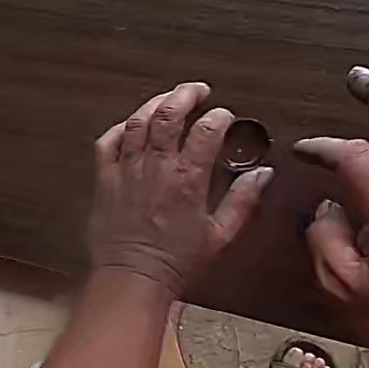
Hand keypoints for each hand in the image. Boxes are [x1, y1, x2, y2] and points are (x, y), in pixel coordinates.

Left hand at [88, 82, 273, 296]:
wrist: (133, 276)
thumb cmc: (176, 261)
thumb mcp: (221, 234)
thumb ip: (244, 200)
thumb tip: (263, 174)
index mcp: (187, 179)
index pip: (206, 130)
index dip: (218, 116)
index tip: (224, 116)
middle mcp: (155, 168)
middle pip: (167, 115)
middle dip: (184, 95)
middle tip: (197, 91)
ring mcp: (127, 171)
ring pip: (136, 123)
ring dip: (153, 105)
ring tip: (167, 99)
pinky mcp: (105, 179)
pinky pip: (107, 143)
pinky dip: (119, 128)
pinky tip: (131, 124)